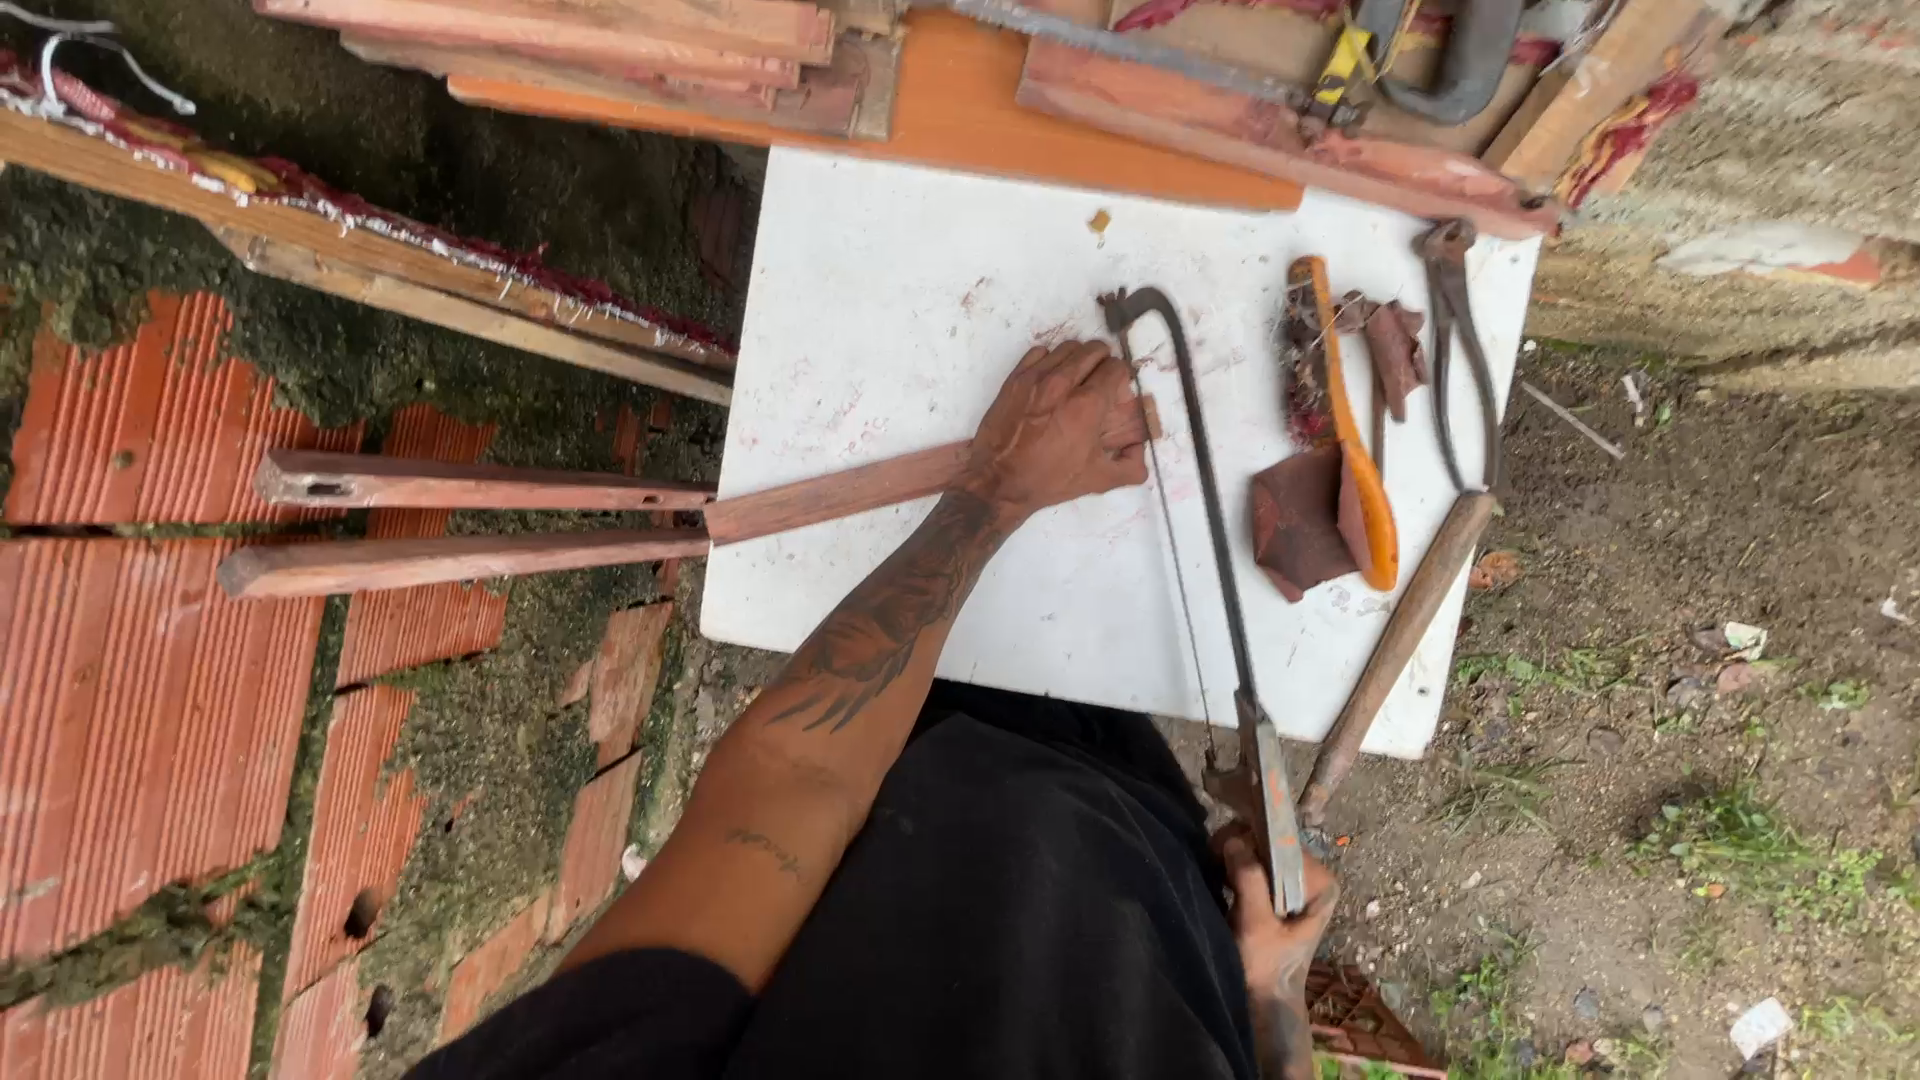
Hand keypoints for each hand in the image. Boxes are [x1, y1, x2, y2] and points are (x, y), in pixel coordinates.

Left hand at [955, 341, 1149, 525]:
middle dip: (1103, 363)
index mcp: (1087, 405)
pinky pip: (1040, 353)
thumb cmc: (1048, 480)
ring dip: (1078, 359)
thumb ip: (1131, 466)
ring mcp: (1036, 378)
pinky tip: (1050, 379)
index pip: (1116, 368)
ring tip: (1076, 378)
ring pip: (1068, 347)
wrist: (999, 482)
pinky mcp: (1015, 379)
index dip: (1120, 378)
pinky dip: (1050, 361)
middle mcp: (1063, 384)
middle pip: (1095, 350)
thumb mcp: (1097, 480)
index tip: (1115, 391)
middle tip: (1099, 382)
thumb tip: (1140, 448)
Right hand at [1217, 825, 1337, 1079]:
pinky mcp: (1275, 881)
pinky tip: (1223, 877)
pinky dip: (1232, 861)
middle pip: (1266, 838)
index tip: (1224, 858)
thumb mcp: (1256, 925)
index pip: (1279, 840)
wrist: (1263, 995)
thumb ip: (1250, 881)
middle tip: (1217, 867)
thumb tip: (1234, 840)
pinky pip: (1250, 855)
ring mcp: (1292, 876)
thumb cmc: (1265, 964)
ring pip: (1254, 844)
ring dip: (1231, 855)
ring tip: (1219, 875)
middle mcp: (1310, 872)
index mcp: (1319, 882)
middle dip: (1238, 848)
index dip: (1249, 843)